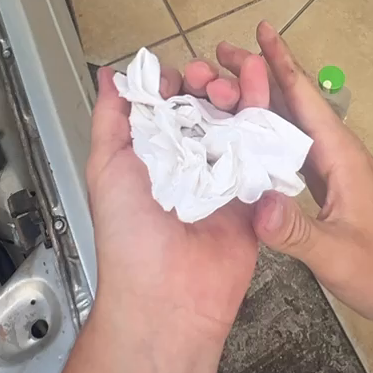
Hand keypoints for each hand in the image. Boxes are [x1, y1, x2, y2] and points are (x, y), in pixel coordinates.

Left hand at [84, 59, 263, 343]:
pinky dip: (266, 113)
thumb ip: (111, 119)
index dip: (174, 81)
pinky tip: (266, 86)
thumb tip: (110, 75)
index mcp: (155, 151)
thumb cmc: (128, 234)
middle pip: (205, 105)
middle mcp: (191, 157)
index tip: (177, 75)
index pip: (168, 102)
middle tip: (207, 77)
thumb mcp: (106, 168)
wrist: (167, 297)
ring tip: (236, 78)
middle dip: (208, 81)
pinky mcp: (255, 190)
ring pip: (236, 118)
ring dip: (237, 90)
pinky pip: (264, 147)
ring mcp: (224, 172)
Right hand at [231, 22, 372, 331]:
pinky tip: (245, 136)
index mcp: (339, 153)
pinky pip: (291, 148)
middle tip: (219, 54)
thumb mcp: (337, 254)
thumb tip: (254, 202)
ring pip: (290, 123)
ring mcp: (332, 168)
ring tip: (223, 86)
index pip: (305, 95)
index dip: (281, 60)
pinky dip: (266, 134)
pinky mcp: (328, 185)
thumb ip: (296, 230)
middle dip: (259, 72)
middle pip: (293, 100)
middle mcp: (335, 151)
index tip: (261, 28)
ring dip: (259, 101)